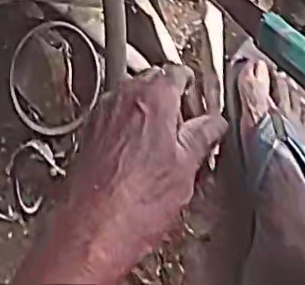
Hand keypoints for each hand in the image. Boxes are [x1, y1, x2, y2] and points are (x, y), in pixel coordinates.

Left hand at [14, 65, 226, 283]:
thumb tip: (214, 125)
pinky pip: (116, 115)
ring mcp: (106, 109)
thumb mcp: (185, 168)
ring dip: (149, 115)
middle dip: (172, 103)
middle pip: (156, 81)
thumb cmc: (132, 204)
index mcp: (155, 94)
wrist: (90, 231)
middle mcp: (127, 93)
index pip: (181, 73)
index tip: (200, 112)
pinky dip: (128, 127)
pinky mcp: (90, 127)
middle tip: (184, 134)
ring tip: (160, 152)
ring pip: (135, 99)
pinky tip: (136, 160)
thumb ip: (203, 136)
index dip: (195, 92)